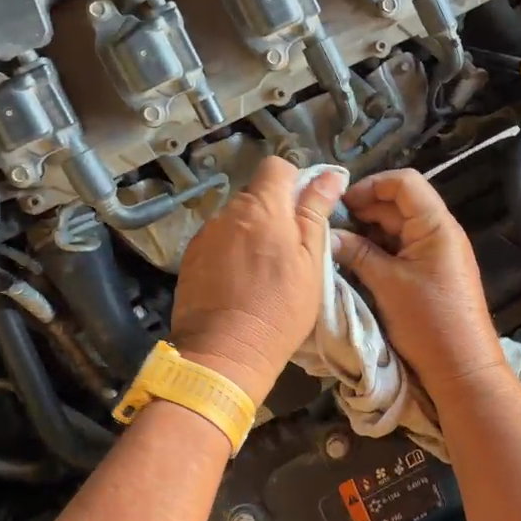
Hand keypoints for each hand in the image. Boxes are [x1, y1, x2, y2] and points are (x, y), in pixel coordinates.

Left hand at [171, 156, 343, 402]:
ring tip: (263, 271)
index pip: (277, 167)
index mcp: (262, 207)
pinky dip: (230, 252)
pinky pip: (218, 241)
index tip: (305, 210)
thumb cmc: (280, 308)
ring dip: (251, 232)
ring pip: (236, 220)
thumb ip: (316, 212)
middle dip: (274, 212)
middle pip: (255, 194)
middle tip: (290, 249)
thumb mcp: (311, 261)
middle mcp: (228, 212)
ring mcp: (206, 235)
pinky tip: (239, 282)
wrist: (224, 354)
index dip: (295, 181)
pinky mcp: (190, 258)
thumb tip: (330, 174)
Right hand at [332, 169, 507, 397]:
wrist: (462, 368)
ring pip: (398, 226)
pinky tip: (356, 259)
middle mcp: (439, 231)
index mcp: (436, 225)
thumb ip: (357, 253)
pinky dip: (379, 249)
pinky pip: (402, 248)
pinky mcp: (431, 271)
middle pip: (399, 203)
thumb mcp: (387, 284)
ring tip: (337, 243)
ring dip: (369, 230)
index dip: (371, 185)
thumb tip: (327, 235)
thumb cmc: (428, 321)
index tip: (341, 203)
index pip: (404, 182)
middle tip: (330, 225)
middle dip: (364, 209)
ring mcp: (436, 252)